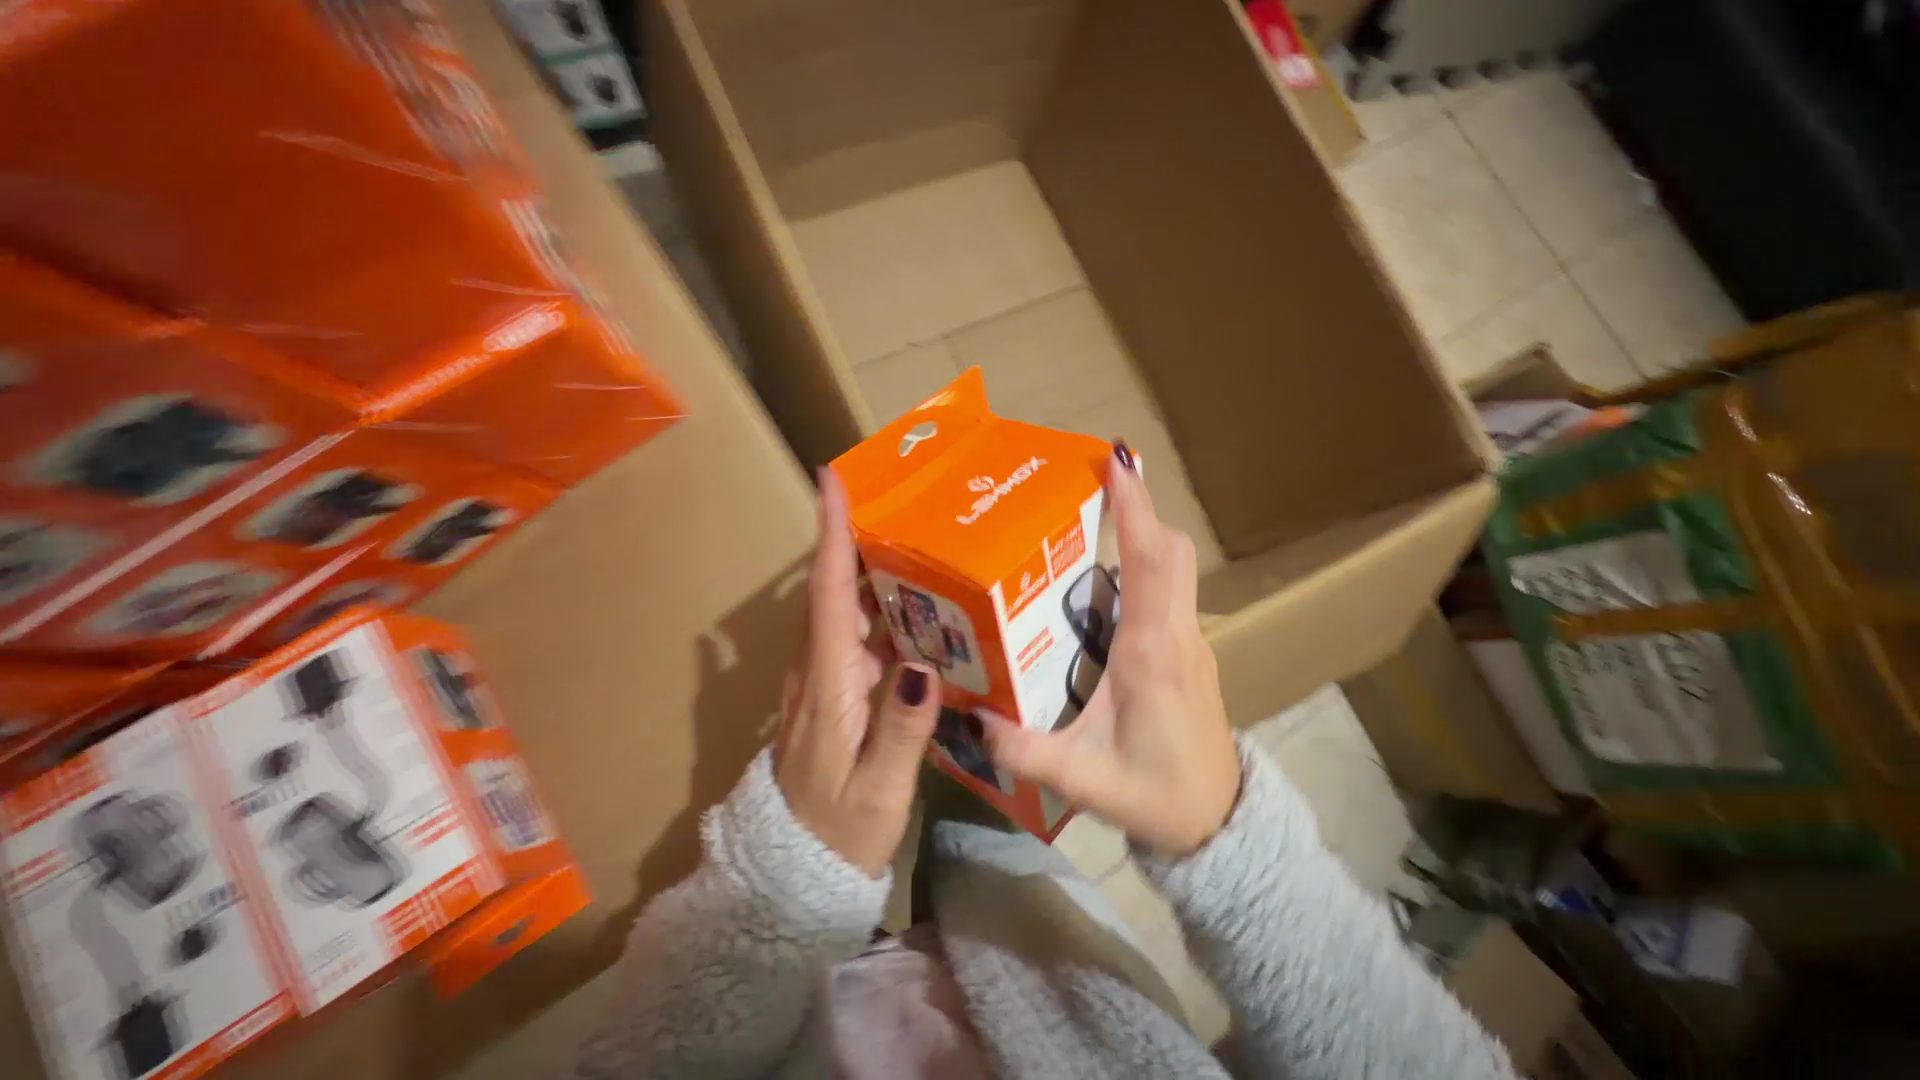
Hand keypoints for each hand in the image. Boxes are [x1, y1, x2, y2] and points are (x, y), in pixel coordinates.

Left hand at [774, 468, 940, 876]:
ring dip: (865, 576)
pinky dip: (873, 616)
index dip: (833, 536)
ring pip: (838, 616)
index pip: (829, 595)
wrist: (793, 876)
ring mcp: (817, 688)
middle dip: (853, 541)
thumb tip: (923, 664)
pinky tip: (911, 617)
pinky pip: (847, 642)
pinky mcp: (826, 703)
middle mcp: (815, 675)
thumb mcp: (878, 789)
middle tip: (897, 501)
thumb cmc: (837, 832)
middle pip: (831, 594)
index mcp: (827, 685)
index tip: (833, 480)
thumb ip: (902, 728)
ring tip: (913, 544)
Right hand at [981, 445, 1240, 856]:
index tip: (1115, 460)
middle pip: (1169, 552)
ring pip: (1173, 571)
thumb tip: (968, 717)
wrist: (1221, 822)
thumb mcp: (1084, 780)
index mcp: (1152, 652)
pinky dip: (1142, 573)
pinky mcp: (1190, 656)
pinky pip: (1168, 596)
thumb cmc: (1158, 796)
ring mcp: (1190, 644)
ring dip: (1139, 539)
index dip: (1135, 508)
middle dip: (1137, 512)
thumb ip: (1024, 751)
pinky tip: (1099, 594)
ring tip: (1083, 530)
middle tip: (1089, 489)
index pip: (1151, 563)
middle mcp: (1176, 636)